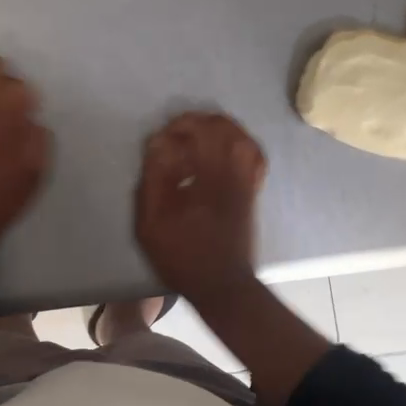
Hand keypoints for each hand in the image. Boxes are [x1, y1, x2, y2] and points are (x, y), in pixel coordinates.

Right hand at [133, 112, 265, 303]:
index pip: (197, 132)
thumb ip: (153, 179)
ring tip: (197, 133)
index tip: (161, 136)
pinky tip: (223, 148)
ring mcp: (247, 181)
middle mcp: (233, 173)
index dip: (178, 126)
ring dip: (218, 127)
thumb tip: (157, 144)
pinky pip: (254, 156)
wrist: (221, 285)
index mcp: (209, 177)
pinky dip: (238, 143)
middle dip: (197, 121)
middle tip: (177, 130)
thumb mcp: (152, 222)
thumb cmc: (182, 255)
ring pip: (241, 137)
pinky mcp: (252, 190)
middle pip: (223, 128)